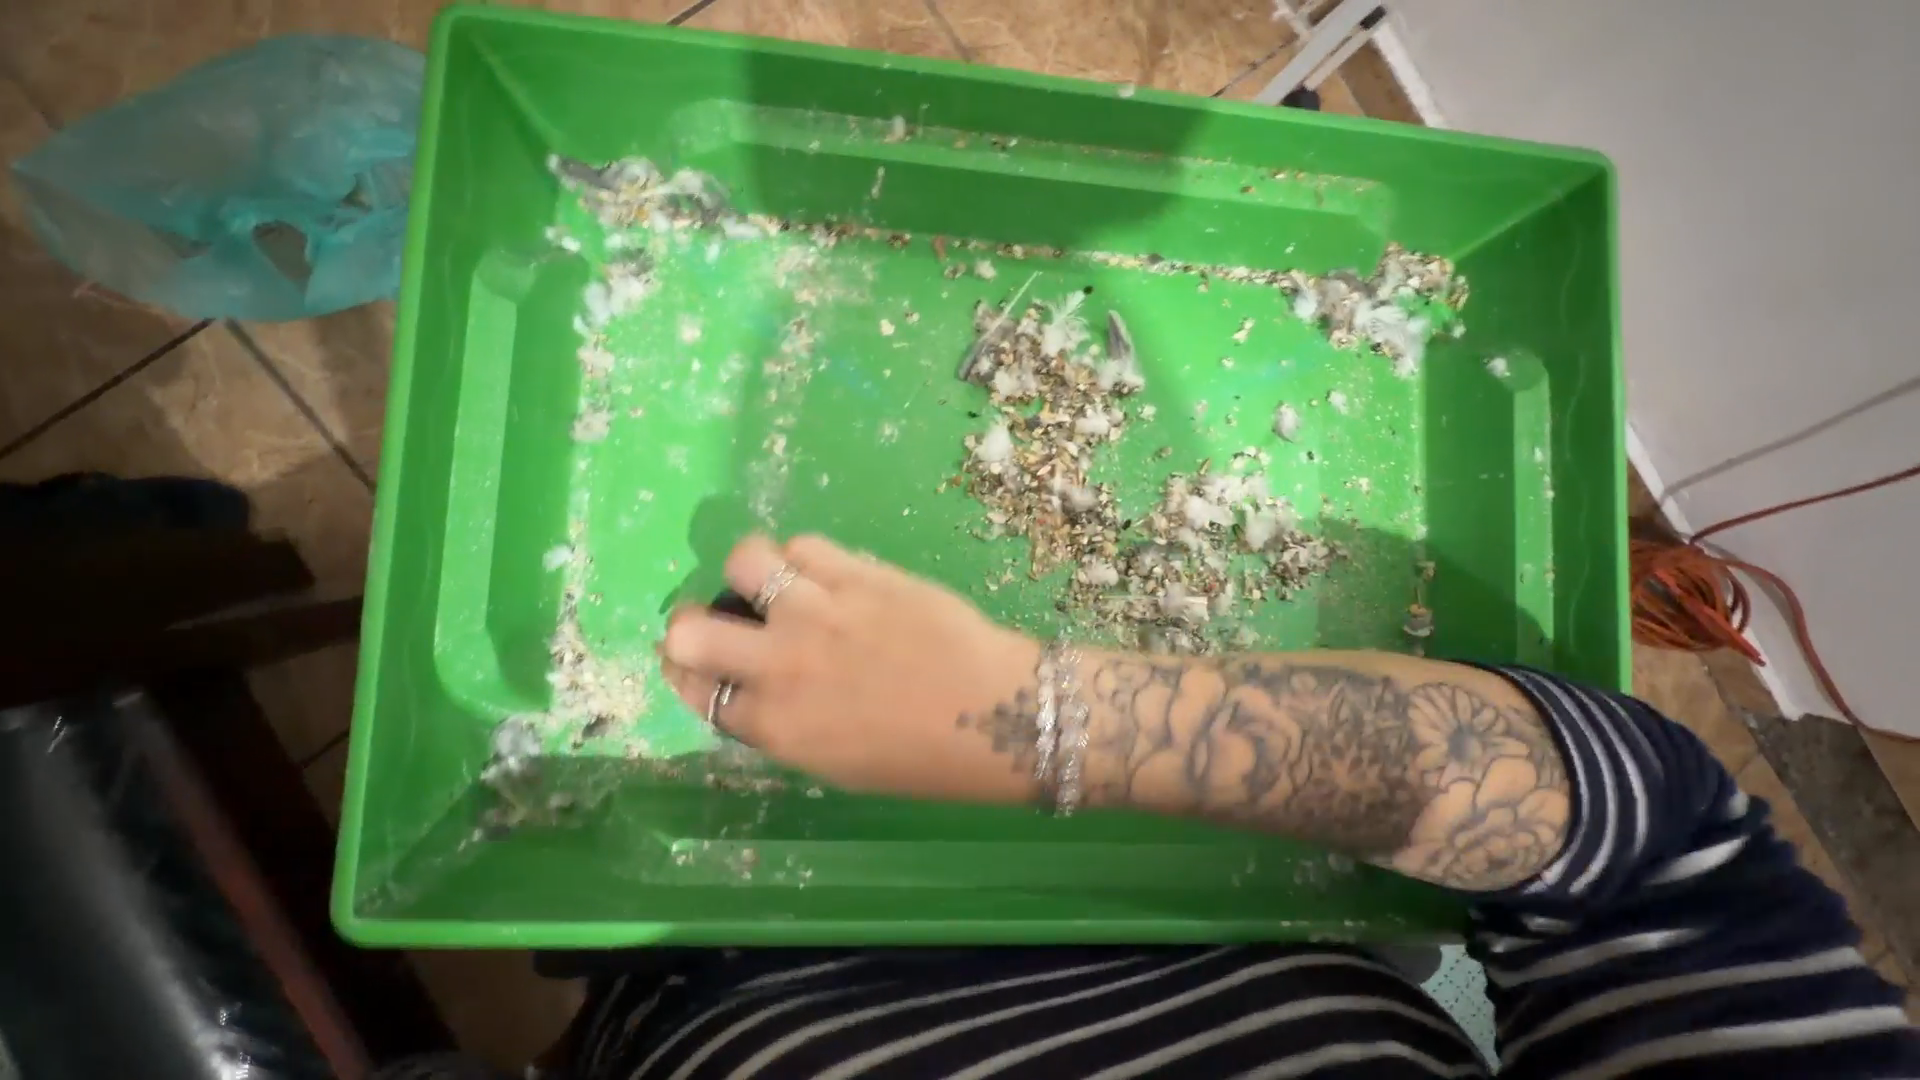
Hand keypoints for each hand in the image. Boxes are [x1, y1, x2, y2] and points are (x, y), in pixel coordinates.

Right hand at [659, 534, 1041, 802]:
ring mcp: (816, 613)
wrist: (994, 716)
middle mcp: (780, 667)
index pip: (695, 689)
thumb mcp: (835, 763)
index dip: (686, 671)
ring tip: (778, 582)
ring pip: (742, 561)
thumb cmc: (920, 757)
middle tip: (722, 619)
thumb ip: (782, 724)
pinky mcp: (856, 575)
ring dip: (750, 573)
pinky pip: (802, 544)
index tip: (694, 660)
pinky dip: (804, 557)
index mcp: (773, 726)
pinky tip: (826, 573)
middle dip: (690, 622)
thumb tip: (755, 686)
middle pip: (688, 628)